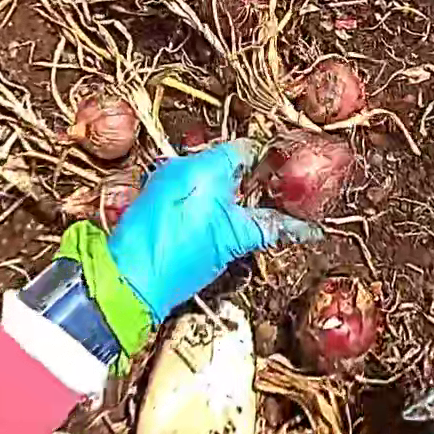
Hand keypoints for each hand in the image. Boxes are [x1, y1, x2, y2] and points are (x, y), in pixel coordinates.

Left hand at [108, 139, 320, 321]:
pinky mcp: (155, 194)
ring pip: (211, 173)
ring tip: (246, 211)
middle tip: (271, 197)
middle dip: (251, 178)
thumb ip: (272, 225)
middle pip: (231, 160)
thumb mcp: (236, 239)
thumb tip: (306, 227)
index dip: (271, 164)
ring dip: (229, 188)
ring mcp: (167, 177)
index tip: (284, 180)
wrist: (127, 284)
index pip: (250, 149)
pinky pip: (192, 185)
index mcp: (208, 164)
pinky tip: (218, 218)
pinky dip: (208, 196)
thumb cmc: (181, 255)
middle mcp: (186, 162)